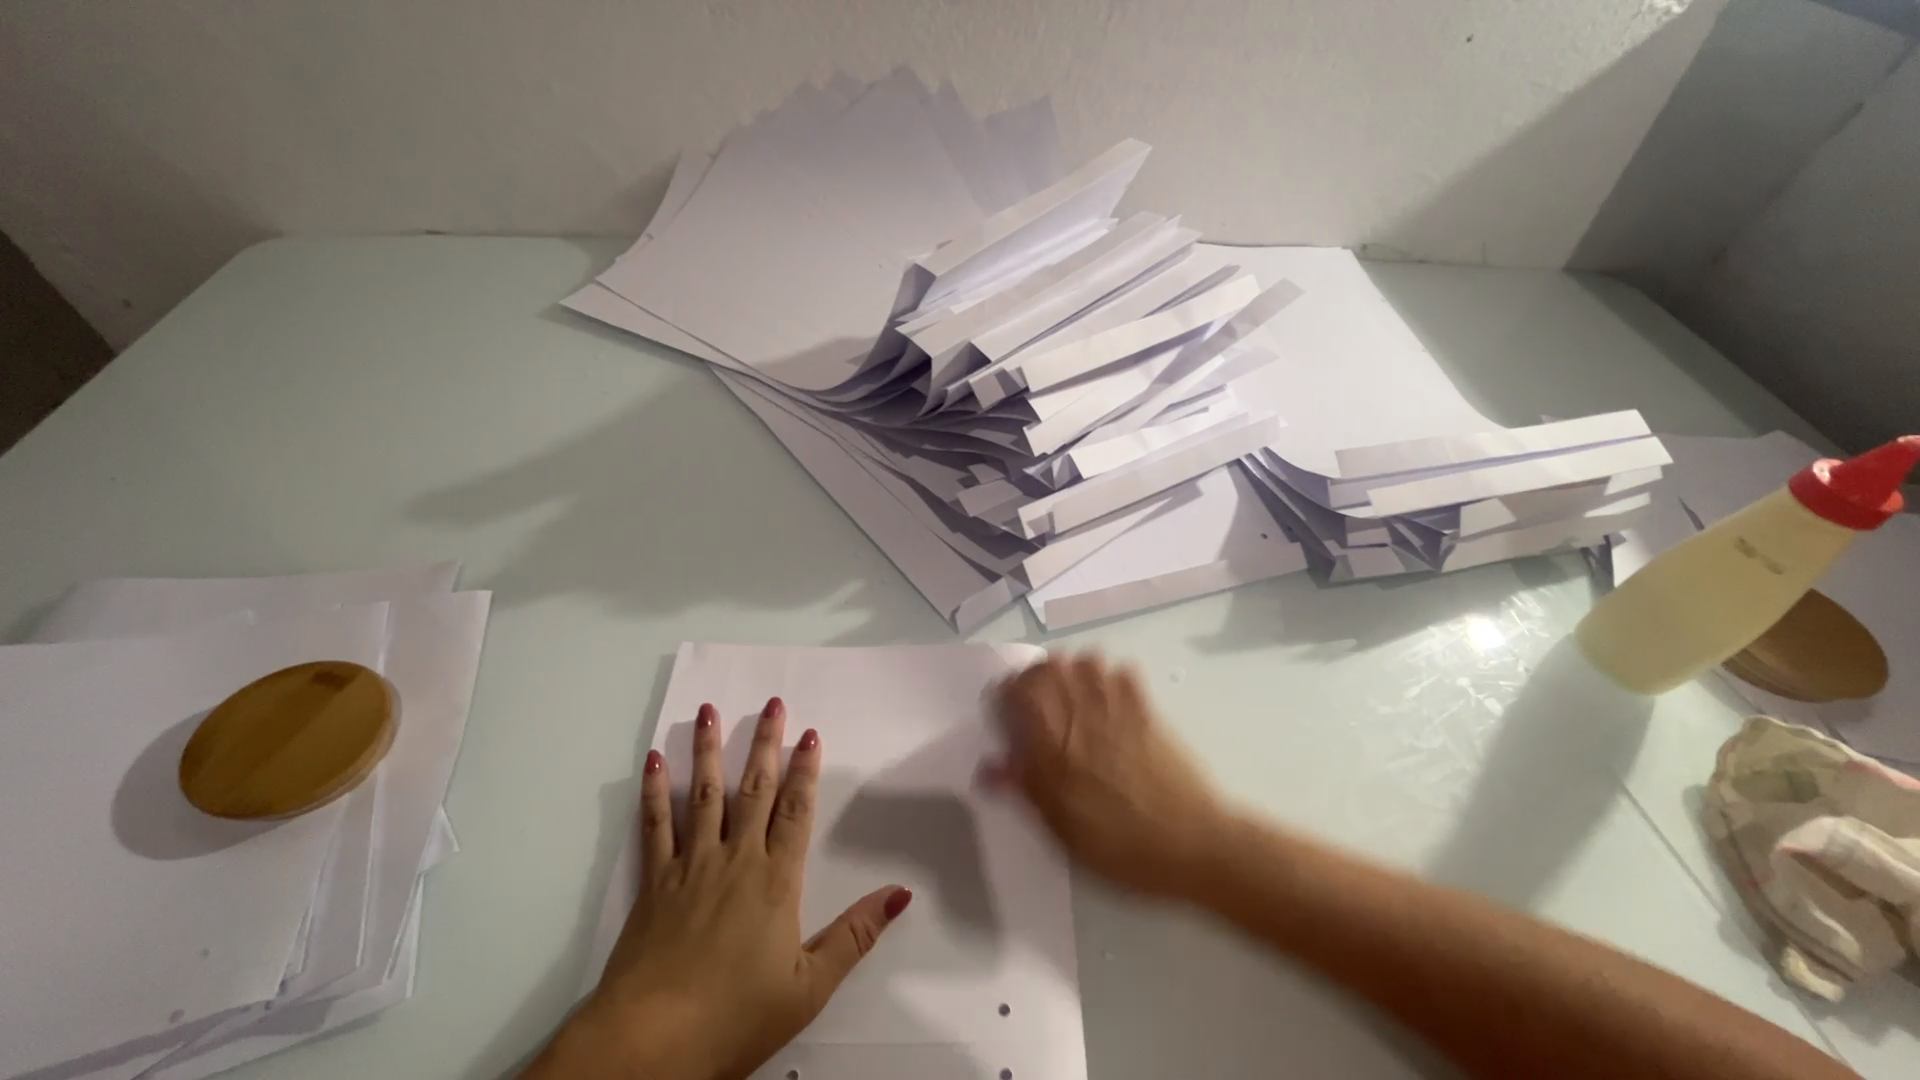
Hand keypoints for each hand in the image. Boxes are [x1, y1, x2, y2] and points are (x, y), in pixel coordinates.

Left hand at [527, 698, 911, 1079]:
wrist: (653, 1041)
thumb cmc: (737, 1016)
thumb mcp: (810, 986)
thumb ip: (855, 935)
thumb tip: (900, 893)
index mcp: (777, 880)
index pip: (795, 811)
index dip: (805, 770)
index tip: (809, 733)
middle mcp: (736, 860)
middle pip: (754, 790)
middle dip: (765, 743)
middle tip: (772, 703)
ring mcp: (691, 866)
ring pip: (704, 795)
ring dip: (708, 750)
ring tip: (710, 711)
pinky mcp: (655, 881)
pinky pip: (655, 825)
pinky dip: (654, 791)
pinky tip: (654, 760)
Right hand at [987, 652, 1230, 900]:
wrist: (1195, 845)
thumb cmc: (1123, 849)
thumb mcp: (1063, 833)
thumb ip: (1026, 791)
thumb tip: (990, 767)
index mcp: (1053, 747)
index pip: (1017, 693)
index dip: (1005, 693)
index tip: (1004, 708)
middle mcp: (1082, 717)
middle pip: (1049, 667)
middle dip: (1035, 675)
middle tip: (1034, 698)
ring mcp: (1119, 709)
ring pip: (1085, 661)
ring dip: (1072, 671)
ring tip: (1071, 694)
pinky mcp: (1150, 711)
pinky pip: (1124, 672)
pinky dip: (1111, 676)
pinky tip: (1110, 698)